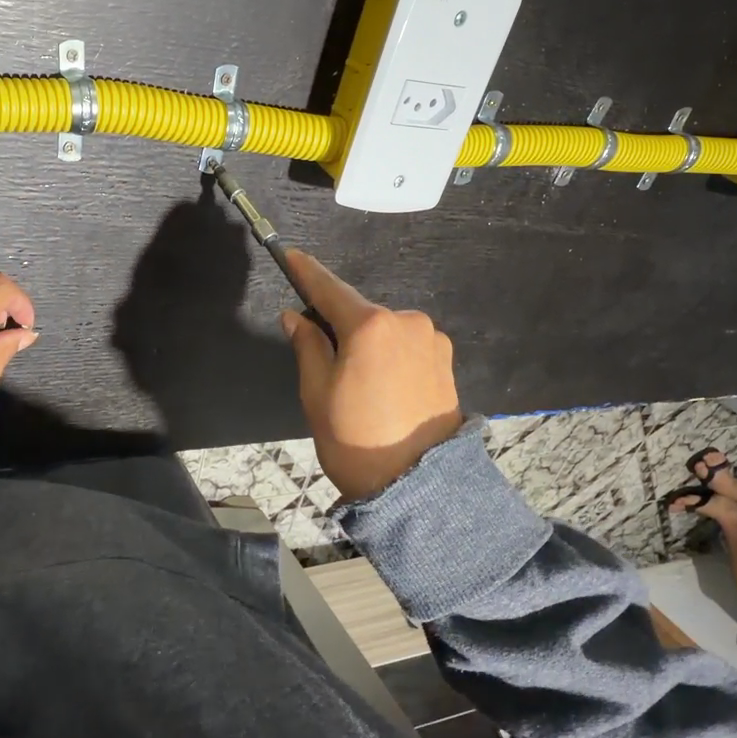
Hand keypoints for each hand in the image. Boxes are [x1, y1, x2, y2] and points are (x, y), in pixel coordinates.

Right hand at [281, 251, 461, 501]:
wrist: (415, 483)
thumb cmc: (354, 440)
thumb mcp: (316, 394)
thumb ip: (307, 347)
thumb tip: (296, 317)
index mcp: (371, 325)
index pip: (331, 290)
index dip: (307, 273)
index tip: (291, 254)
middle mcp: (406, 320)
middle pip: (360, 314)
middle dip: (340, 328)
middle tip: (323, 366)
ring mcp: (432, 339)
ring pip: (385, 332)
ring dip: (367, 346)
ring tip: (358, 390)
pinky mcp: (446, 360)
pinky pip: (406, 348)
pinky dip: (389, 359)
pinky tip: (384, 392)